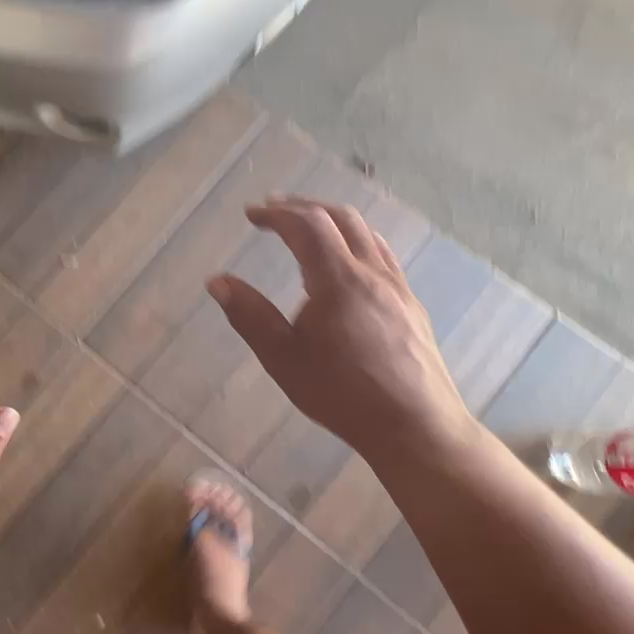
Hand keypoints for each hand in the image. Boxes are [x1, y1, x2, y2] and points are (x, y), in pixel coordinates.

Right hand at [206, 197, 476, 463]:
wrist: (415, 426)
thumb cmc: (342, 394)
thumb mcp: (283, 358)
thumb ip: (249, 315)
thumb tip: (217, 281)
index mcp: (338, 281)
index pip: (306, 226)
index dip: (276, 213)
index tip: (250, 215)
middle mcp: (372, 274)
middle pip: (340, 218)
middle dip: (303, 207)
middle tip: (273, 209)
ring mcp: (397, 288)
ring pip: (367, 233)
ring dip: (331, 219)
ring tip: (305, 225)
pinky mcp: (411, 305)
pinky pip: (382, 254)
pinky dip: (355, 239)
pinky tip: (345, 259)